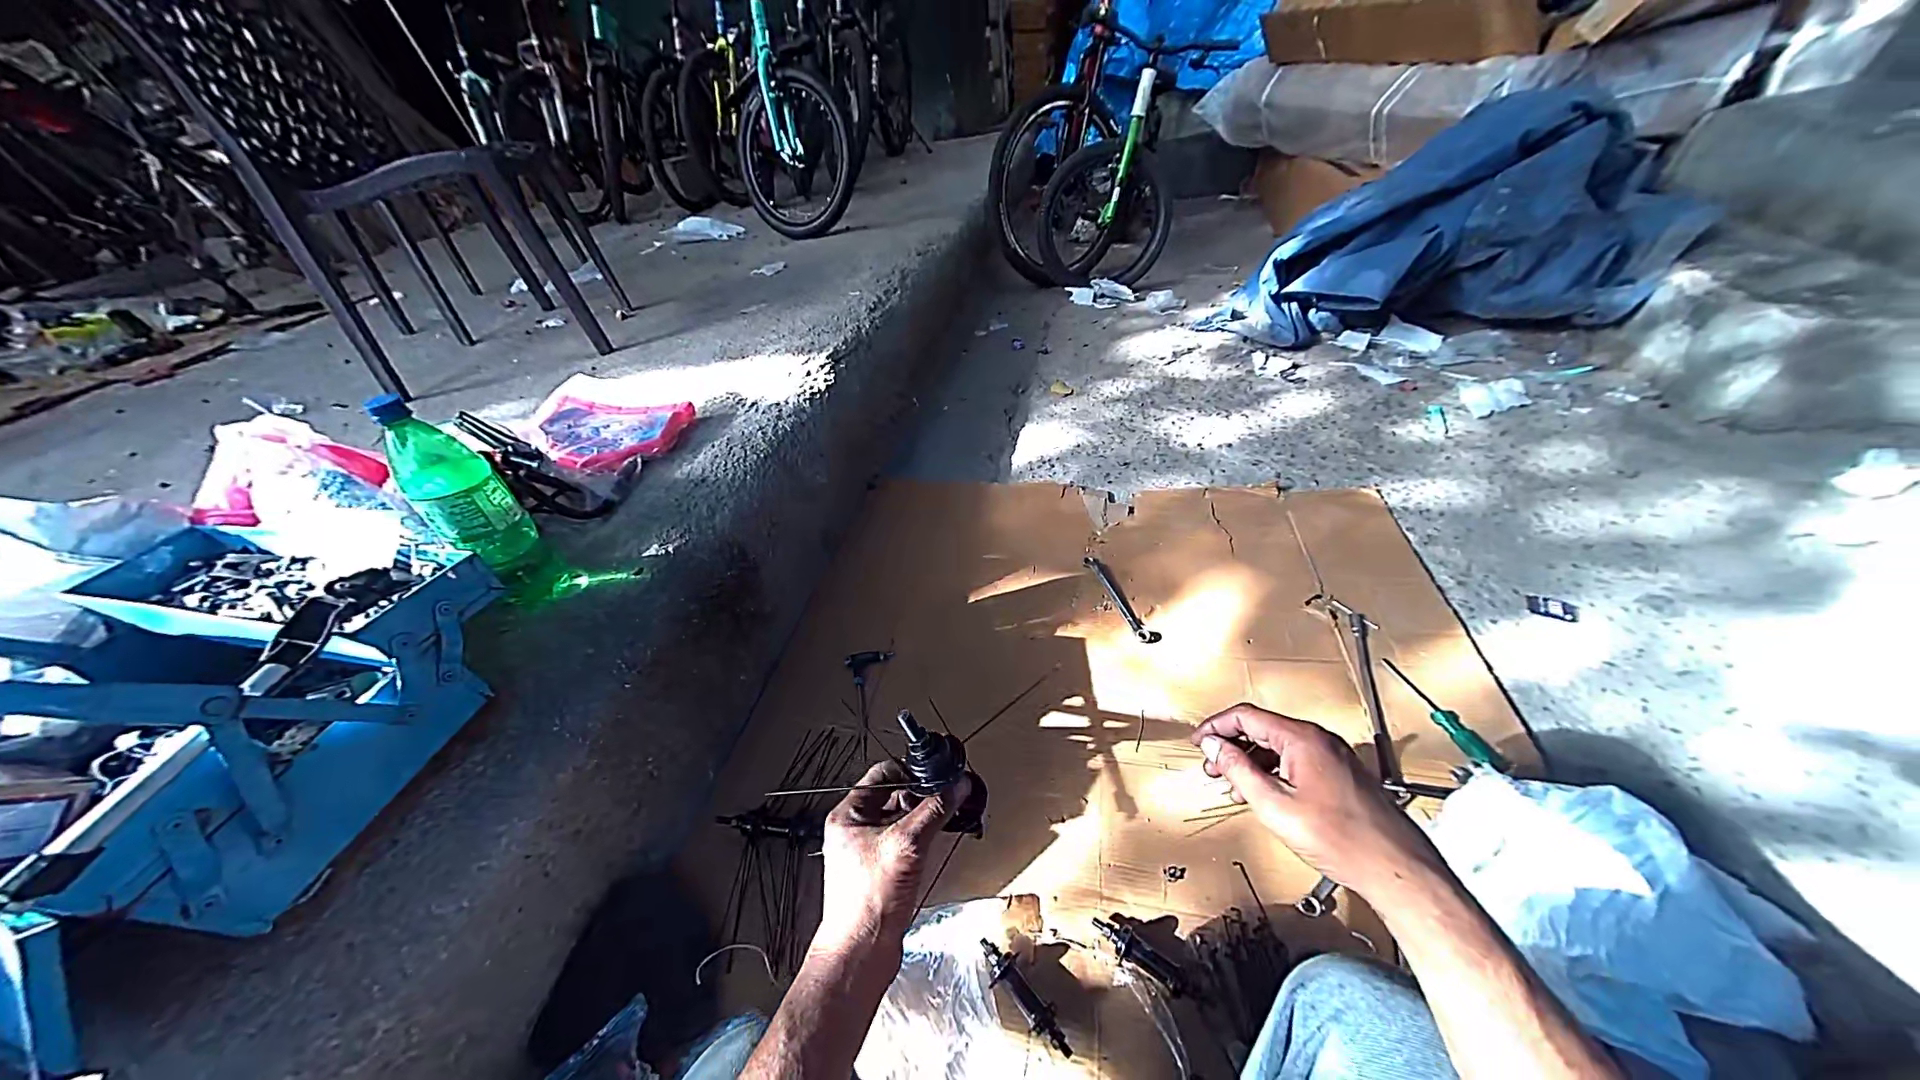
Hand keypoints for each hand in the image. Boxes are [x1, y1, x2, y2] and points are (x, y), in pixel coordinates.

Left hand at [813, 760, 970, 959]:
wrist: (861, 954)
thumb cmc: (867, 902)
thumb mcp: (907, 844)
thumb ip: (934, 810)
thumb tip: (956, 787)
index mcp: (848, 815)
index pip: (882, 774)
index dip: (911, 771)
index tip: (937, 775)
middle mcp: (855, 830)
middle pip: (895, 796)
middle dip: (923, 795)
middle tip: (947, 796)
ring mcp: (868, 851)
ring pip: (902, 819)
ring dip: (925, 817)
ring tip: (946, 817)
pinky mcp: (881, 871)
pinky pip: (905, 842)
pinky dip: (923, 838)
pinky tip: (938, 841)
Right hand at [1192, 703, 1443, 900]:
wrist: (1395, 869)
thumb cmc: (1344, 840)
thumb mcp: (1273, 804)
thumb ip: (1237, 769)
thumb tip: (1214, 745)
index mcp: (1303, 739)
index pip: (1246, 716)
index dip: (1216, 727)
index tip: (1200, 740)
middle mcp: (1320, 740)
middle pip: (1262, 728)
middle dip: (1231, 745)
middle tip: (1213, 766)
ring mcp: (1332, 756)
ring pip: (1278, 745)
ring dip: (1250, 760)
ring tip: (1234, 784)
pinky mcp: (1340, 773)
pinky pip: (1295, 759)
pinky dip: (1272, 770)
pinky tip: (1263, 793)